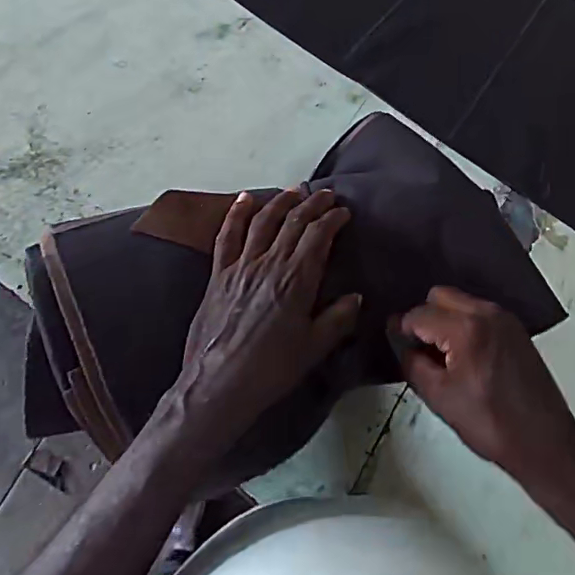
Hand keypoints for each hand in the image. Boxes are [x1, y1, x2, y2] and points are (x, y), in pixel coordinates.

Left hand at [163, 189, 362, 457]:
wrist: (218, 384)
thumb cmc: (271, 370)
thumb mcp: (314, 348)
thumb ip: (337, 319)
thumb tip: (356, 297)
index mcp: (296, 280)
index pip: (318, 236)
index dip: (332, 218)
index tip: (343, 211)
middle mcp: (270, 264)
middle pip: (293, 221)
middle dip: (312, 203)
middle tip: (326, 193)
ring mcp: (241, 265)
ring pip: (263, 220)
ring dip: (281, 201)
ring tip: (294, 190)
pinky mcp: (219, 273)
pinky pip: (227, 235)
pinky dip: (236, 213)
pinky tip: (245, 199)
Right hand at [395, 286, 574, 485]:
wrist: (545, 443)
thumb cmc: (491, 424)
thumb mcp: (440, 398)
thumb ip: (412, 363)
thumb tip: (400, 342)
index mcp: (466, 328)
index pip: (420, 314)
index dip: (402, 329)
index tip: (396, 343)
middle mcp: (486, 312)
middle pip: (440, 296)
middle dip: (425, 317)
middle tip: (421, 349)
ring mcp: (504, 317)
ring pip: (461, 301)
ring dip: (446, 319)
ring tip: (443, 354)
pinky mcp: (516, 327)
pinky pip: (479, 311)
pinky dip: (465, 323)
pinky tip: (466, 355)